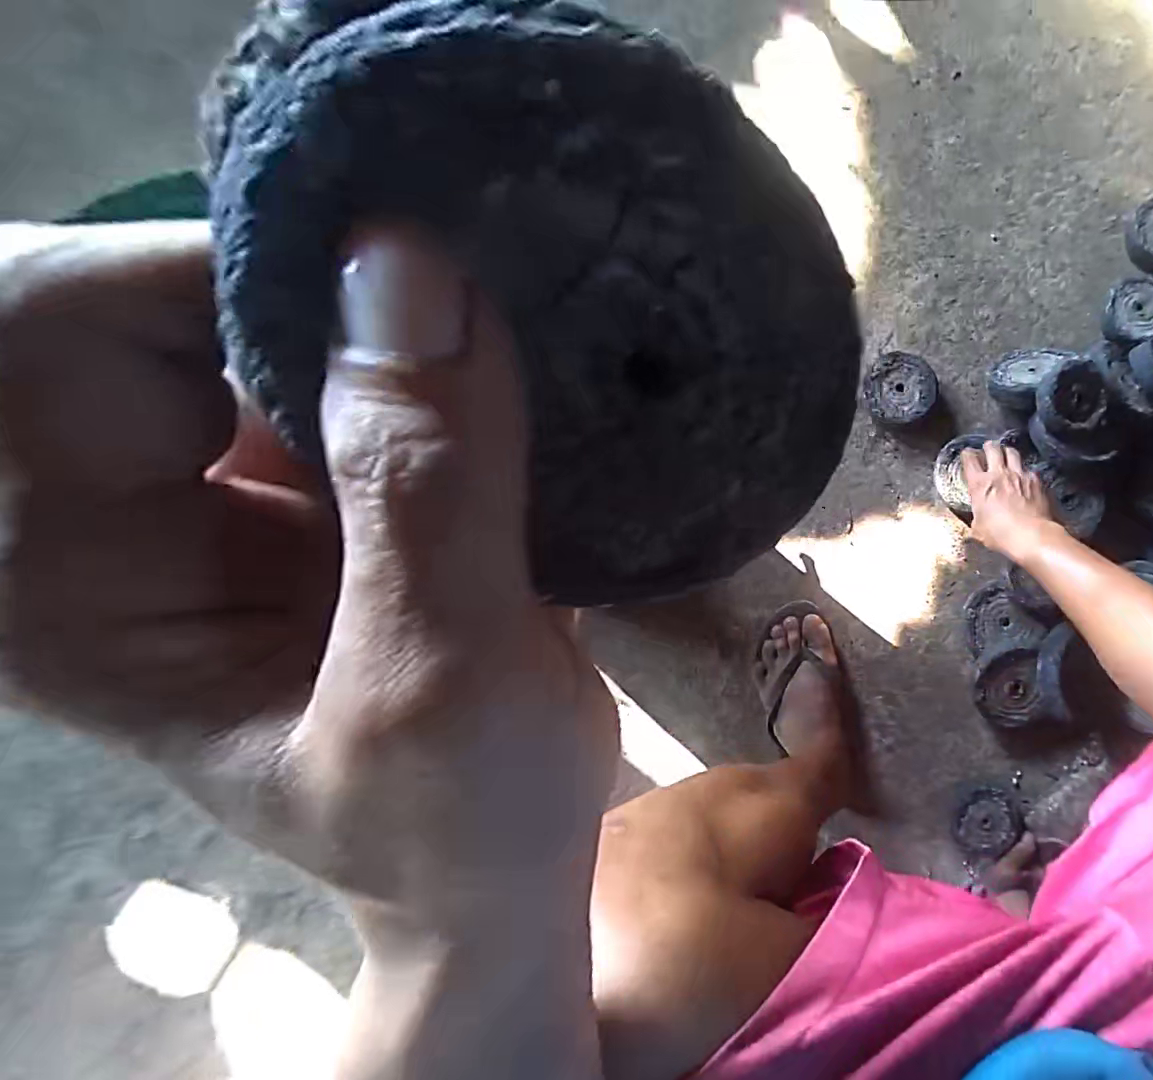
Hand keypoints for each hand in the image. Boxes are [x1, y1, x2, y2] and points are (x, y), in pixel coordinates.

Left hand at [0, 222, 615, 1016]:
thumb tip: (415, 280)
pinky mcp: (360, 510)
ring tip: (521, 323)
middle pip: (178, 319)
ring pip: (300, 352)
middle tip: (482, 287)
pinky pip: (388, 400)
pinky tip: (528, 378)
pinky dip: (457, 374)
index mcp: (71, 570)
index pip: (68, 336)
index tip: (416, 282)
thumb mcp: (443, 668)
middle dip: (327, 292)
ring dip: (408, 330)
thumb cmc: (463, 804)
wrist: (504, 858)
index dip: (228, 285)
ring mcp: (259, 507)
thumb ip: (426, 491)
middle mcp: (136, 514)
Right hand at [961, 440, 1064, 562]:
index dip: (967, 455)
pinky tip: (1025, 476)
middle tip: (988, 448)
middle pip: (992, 448)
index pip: (970, 460)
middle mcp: (999, 474)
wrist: (1032, 535)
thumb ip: (977, 518)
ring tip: (1007, 455)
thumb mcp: (979, 530)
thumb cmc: (1002, 535)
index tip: (968, 455)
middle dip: (989, 447)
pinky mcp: (1036, 480)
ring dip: (1007, 452)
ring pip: (1012, 452)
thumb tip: (977, 521)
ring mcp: (1020, 475)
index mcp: (980, 485)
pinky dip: (1025, 470)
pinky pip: (1029, 469)